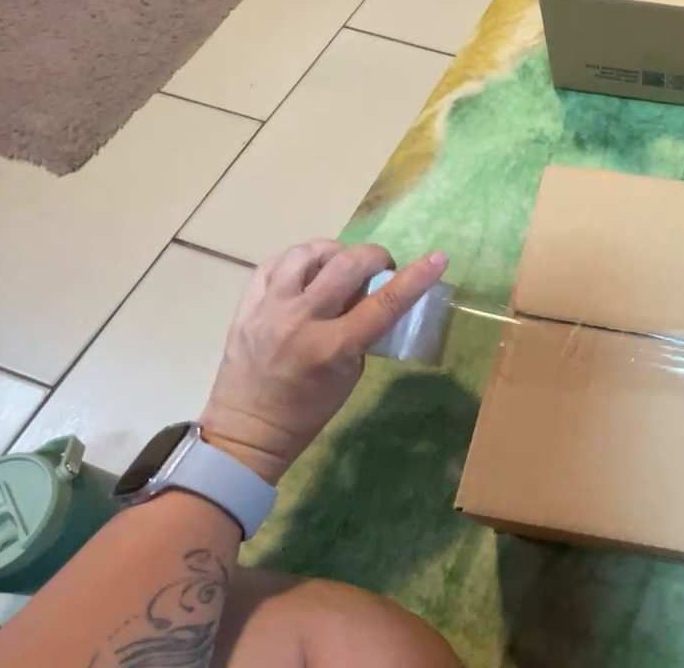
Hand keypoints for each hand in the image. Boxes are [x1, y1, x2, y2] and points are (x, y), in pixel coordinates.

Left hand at [200, 240, 448, 484]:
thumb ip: (363, 331)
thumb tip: (372, 296)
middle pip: (347, 265)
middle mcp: (300, 321)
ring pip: (307, 254)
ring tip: (340, 263)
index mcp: (332, 347)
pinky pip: (274, 263)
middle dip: (374, 257)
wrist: (245, 431)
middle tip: (379, 269)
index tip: (439, 258)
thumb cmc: (307, 411)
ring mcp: (269, 310)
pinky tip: (308, 269)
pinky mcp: (246, 306)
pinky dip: (298, 260)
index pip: (385, 303)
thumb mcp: (350, 375)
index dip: (417, 277)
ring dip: (334, 252)